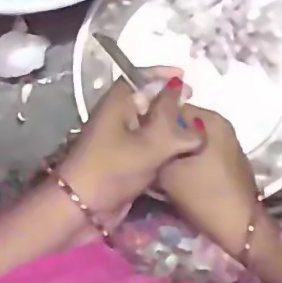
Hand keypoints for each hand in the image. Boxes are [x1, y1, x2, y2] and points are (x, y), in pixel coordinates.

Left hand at [57, 71, 203, 216]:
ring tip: (193, 125)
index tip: (185, 76)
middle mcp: (118, 115)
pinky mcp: (124, 159)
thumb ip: (179, 131)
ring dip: (169, 123)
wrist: (81, 208)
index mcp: (118, 102)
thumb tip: (200, 124)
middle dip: (170, 99)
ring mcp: (119, 138)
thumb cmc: (113, 168)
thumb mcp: (151, 145)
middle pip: (146, 99)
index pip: (140, 76)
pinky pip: (148, 144)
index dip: (163, 74)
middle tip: (192, 100)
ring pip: (149, 123)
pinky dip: (164, 143)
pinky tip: (182, 148)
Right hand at [156, 106, 261, 252]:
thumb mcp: (169, 173)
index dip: (150, 122)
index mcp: (209, 120)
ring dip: (174, 148)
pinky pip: (201, 149)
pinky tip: (175, 172)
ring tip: (156, 164)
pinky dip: (187, 157)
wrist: (240, 226)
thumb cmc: (205, 196)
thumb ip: (153, 150)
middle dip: (163, 136)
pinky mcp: (228, 158)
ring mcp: (226, 141)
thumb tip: (142, 140)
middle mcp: (220, 124)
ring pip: (190, 138)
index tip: (136, 139)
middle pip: (182, 122)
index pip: (171, 108)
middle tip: (144, 153)